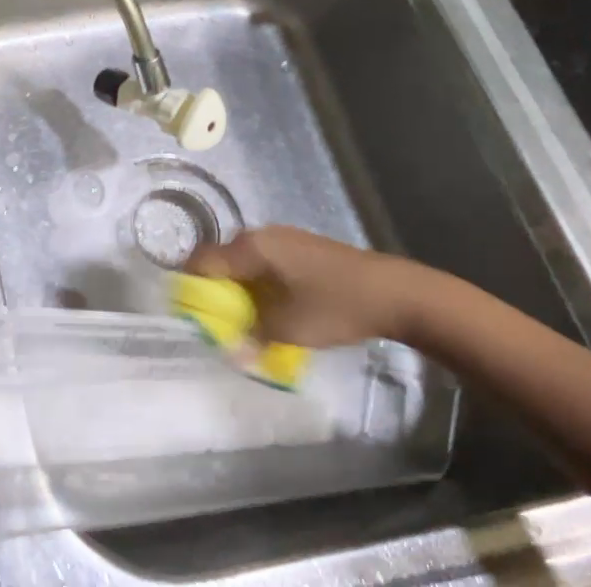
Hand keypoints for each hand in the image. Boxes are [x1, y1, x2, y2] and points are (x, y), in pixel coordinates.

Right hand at [186, 225, 432, 347]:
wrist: (399, 294)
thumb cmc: (337, 306)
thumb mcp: (289, 329)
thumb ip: (251, 338)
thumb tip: (228, 354)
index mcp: (250, 247)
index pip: (201, 262)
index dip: (191, 289)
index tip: (191, 316)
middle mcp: (261, 235)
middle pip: (221, 261)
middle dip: (216, 292)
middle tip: (217, 323)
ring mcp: (284, 240)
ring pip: (245, 264)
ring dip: (240, 290)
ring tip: (245, 320)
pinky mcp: (303, 249)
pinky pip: (266, 265)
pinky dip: (261, 285)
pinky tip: (274, 309)